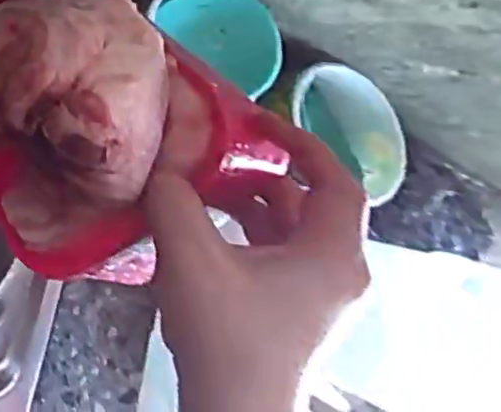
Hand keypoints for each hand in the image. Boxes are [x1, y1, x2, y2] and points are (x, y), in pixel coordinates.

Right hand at [142, 113, 370, 411]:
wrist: (234, 409)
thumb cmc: (226, 330)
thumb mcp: (190, 251)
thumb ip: (173, 195)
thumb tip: (162, 165)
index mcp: (332, 256)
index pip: (338, 182)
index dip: (301, 141)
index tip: (254, 117)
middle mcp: (333, 271)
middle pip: (305, 200)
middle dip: (256, 167)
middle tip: (207, 144)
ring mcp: (312, 292)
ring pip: (282, 223)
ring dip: (240, 194)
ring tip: (191, 177)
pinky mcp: (285, 305)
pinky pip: (267, 246)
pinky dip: (235, 222)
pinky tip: (192, 219)